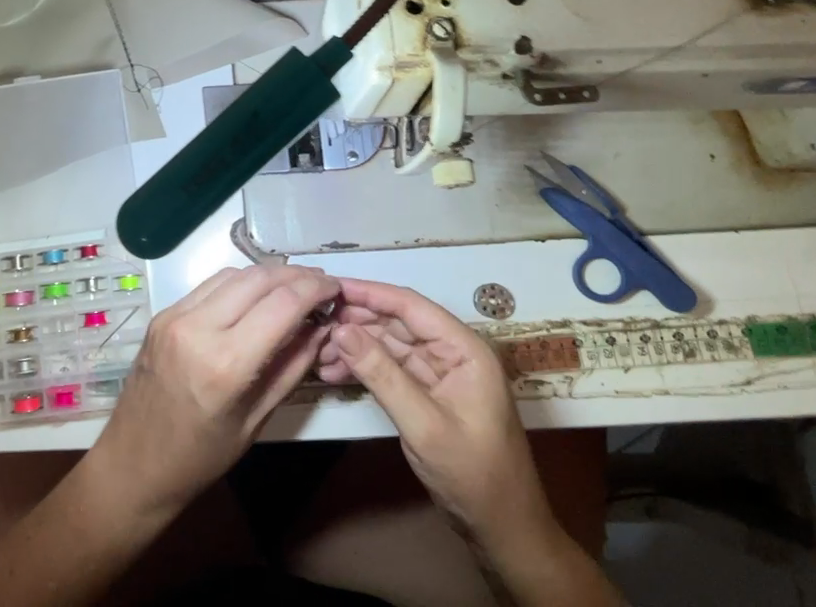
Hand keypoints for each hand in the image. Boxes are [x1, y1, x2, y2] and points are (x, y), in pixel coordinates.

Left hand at [89, 264, 337, 516]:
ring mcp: (174, 317)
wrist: (132, 465)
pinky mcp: (162, 315)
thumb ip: (291, 368)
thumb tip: (321, 328)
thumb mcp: (255, 420)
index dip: (315, 289)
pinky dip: (239, 284)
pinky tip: (257, 297)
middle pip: (258, 279)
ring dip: (268, 275)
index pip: (282, 303)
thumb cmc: (199, 457)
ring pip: (233, 275)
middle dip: (295, 276)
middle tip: (321, 285)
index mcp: (224, 363)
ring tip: (294, 288)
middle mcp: (196, 329)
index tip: (336, 288)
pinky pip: (209, 286)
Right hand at [316, 277, 556, 549]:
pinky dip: (364, 370)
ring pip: (390, 345)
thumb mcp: (424, 424)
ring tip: (317, 353)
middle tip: (313, 322)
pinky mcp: (428, 394)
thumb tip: (341, 330)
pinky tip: (333, 373)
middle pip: (397, 323)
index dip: (370, 293)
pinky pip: (391, 370)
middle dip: (356, 322)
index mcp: (465, 349)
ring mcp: (440, 374)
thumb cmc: (473, 474)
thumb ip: (382, 374)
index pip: (411, 306)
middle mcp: (453, 353)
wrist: (502, 528)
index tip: (330, 287)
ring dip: (355, 347)